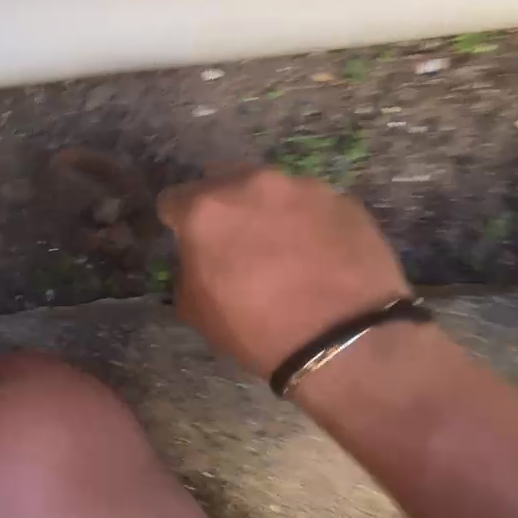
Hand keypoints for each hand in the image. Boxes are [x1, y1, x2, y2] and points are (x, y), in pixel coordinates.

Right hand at [157, 169, 411, 377]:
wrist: (343, 338)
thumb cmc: (255, 327)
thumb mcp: (194, 308)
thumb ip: (189, 268)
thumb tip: (201, 258)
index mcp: (205, 210)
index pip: (173, 199)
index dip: (177, 222)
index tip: (187, 241)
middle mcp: (251, 185)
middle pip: (222, 179)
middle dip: (221, 205)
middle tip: (232, 240)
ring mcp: (303, 187)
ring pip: (269, 189)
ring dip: (265, 209)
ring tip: (279, 246)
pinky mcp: (344, 200)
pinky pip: (311, 204)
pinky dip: (305, 221)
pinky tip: (314, 253)